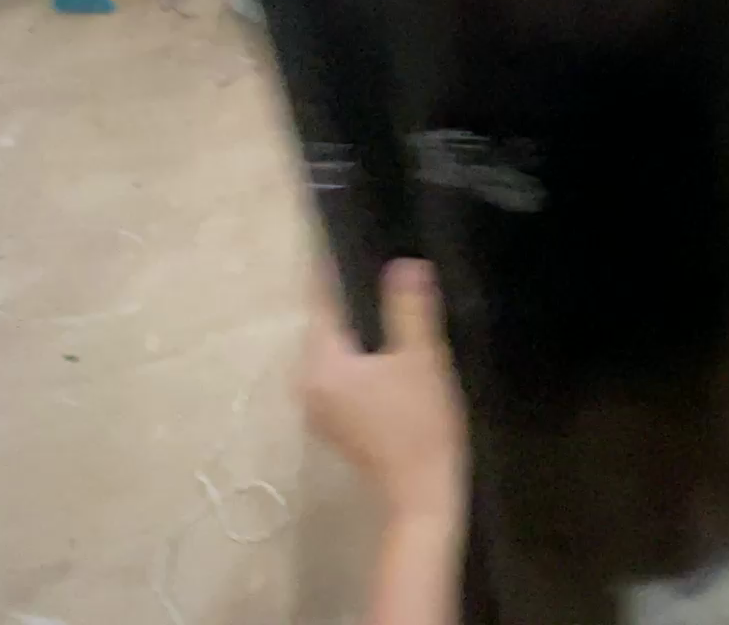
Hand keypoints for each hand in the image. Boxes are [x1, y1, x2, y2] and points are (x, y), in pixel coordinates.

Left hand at [302, 257, 467, 524]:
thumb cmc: (419, 422)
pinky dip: (362, 349)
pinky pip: (343, 366)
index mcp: (319, 364)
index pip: (322, 301)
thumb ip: (408, 307)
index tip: (349, 236)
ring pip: (337, 345)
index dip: (334, 267)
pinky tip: (392, 340)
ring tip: (393, 295)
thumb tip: (404, 263)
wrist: (422, 492)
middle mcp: (306, 382)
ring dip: (359, 323)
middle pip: (328, 322)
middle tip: (384, 262)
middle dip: (352, 293)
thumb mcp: (421, 356)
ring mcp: (318, 403)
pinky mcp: (335, 417)